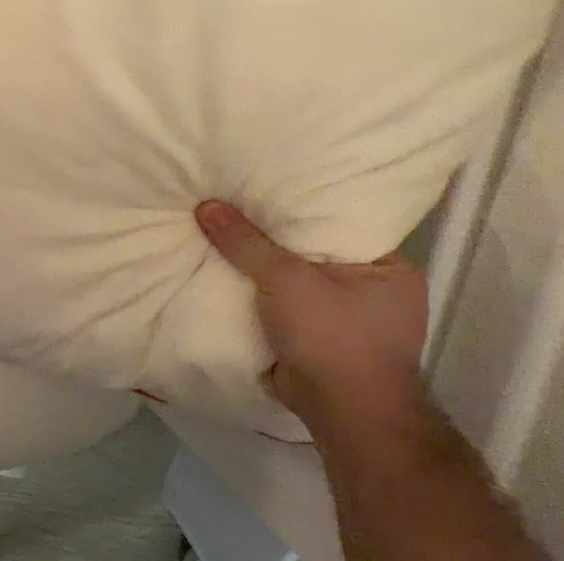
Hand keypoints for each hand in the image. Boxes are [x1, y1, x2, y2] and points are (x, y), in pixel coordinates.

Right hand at [195, 200, 428, 427]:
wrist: (342, 410)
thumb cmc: (335, 337)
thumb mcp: (286, 280)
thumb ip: (245, 242)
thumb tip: (206, 204)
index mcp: (388, 268)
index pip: (336, 220)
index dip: (292, 203)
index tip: (251, 184)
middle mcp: (372, 287)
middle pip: (306, 246)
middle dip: (265, 233)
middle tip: (223, 203)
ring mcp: (344, 313)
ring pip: (289, 274)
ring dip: (255, 263)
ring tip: (213, 230)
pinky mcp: (316, 333)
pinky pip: (278, 298)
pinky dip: (253, 288)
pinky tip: (219, 269)